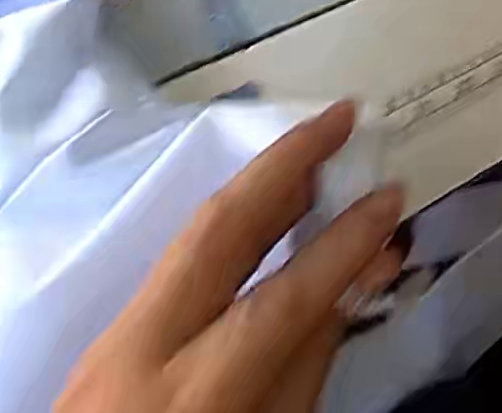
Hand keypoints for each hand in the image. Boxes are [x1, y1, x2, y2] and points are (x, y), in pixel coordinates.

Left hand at [57, 101, 404, 412]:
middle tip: (340, 117)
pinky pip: (189, 246)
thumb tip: (350, 278)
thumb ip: (305, 366)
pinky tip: (274, 197)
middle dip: (287, 160)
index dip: (343, 244)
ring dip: (266, 176)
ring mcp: (116, 329)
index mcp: (188, 399)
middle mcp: (141, 346)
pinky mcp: (114, 323)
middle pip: (221, 224)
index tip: (388, 197)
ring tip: (317, 143)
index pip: (280, 299)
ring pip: (199, 224)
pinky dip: (240, 211)